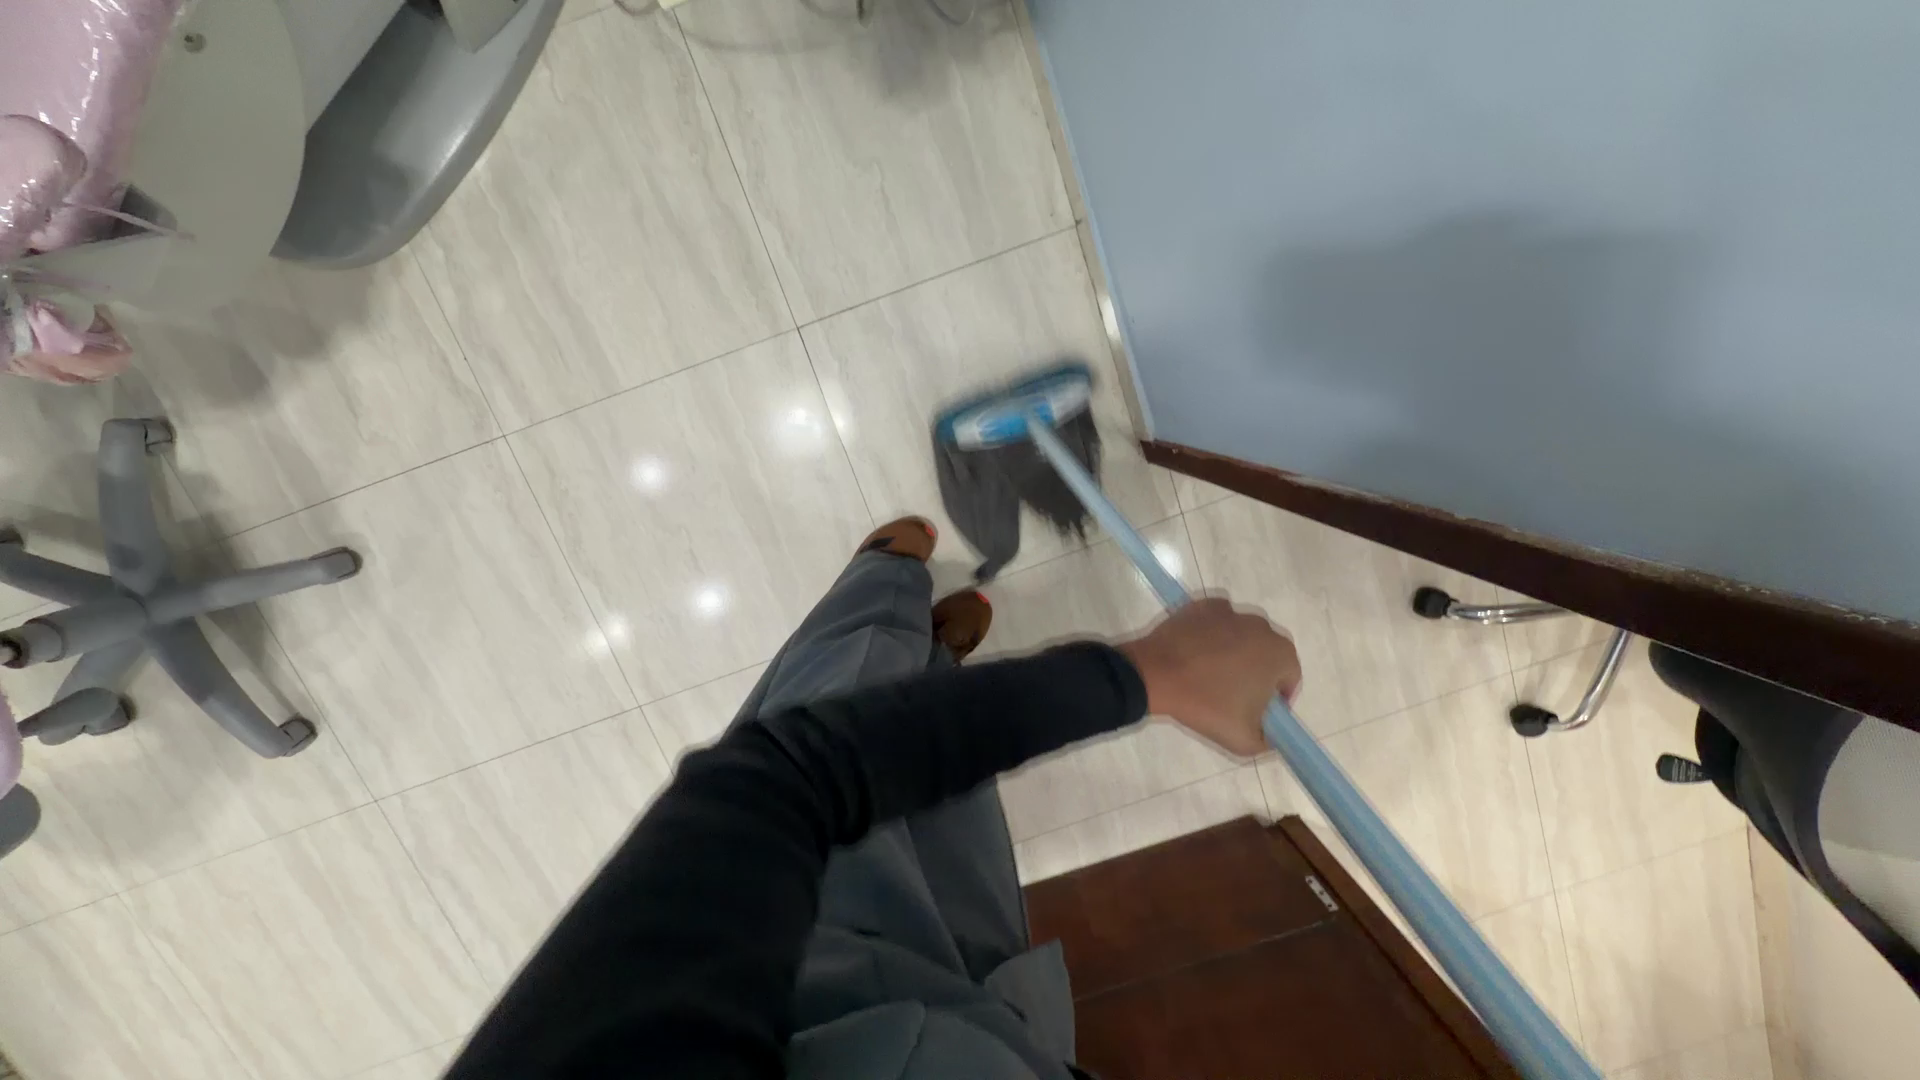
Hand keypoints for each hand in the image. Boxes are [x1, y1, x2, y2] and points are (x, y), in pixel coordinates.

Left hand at [1117, 596, 1302, 756]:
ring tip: (1211, 673)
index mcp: (1281, 654)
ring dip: (1236, 652)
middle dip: (1257, 673)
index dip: (1275, 699)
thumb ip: (1268, 741)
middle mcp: (1262, 626)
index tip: (1254, 712)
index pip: (1288, 680)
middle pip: (1267, 655)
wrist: (1156, 675)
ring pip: (1243, 636)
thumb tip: (1270, 736)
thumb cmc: (1206, 705)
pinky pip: (1217, 621)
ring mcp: (1231, 611)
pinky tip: (1199, 649)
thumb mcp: (1244, 741)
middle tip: (1232, 694)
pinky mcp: (1203, 605)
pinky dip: (1213, 632)